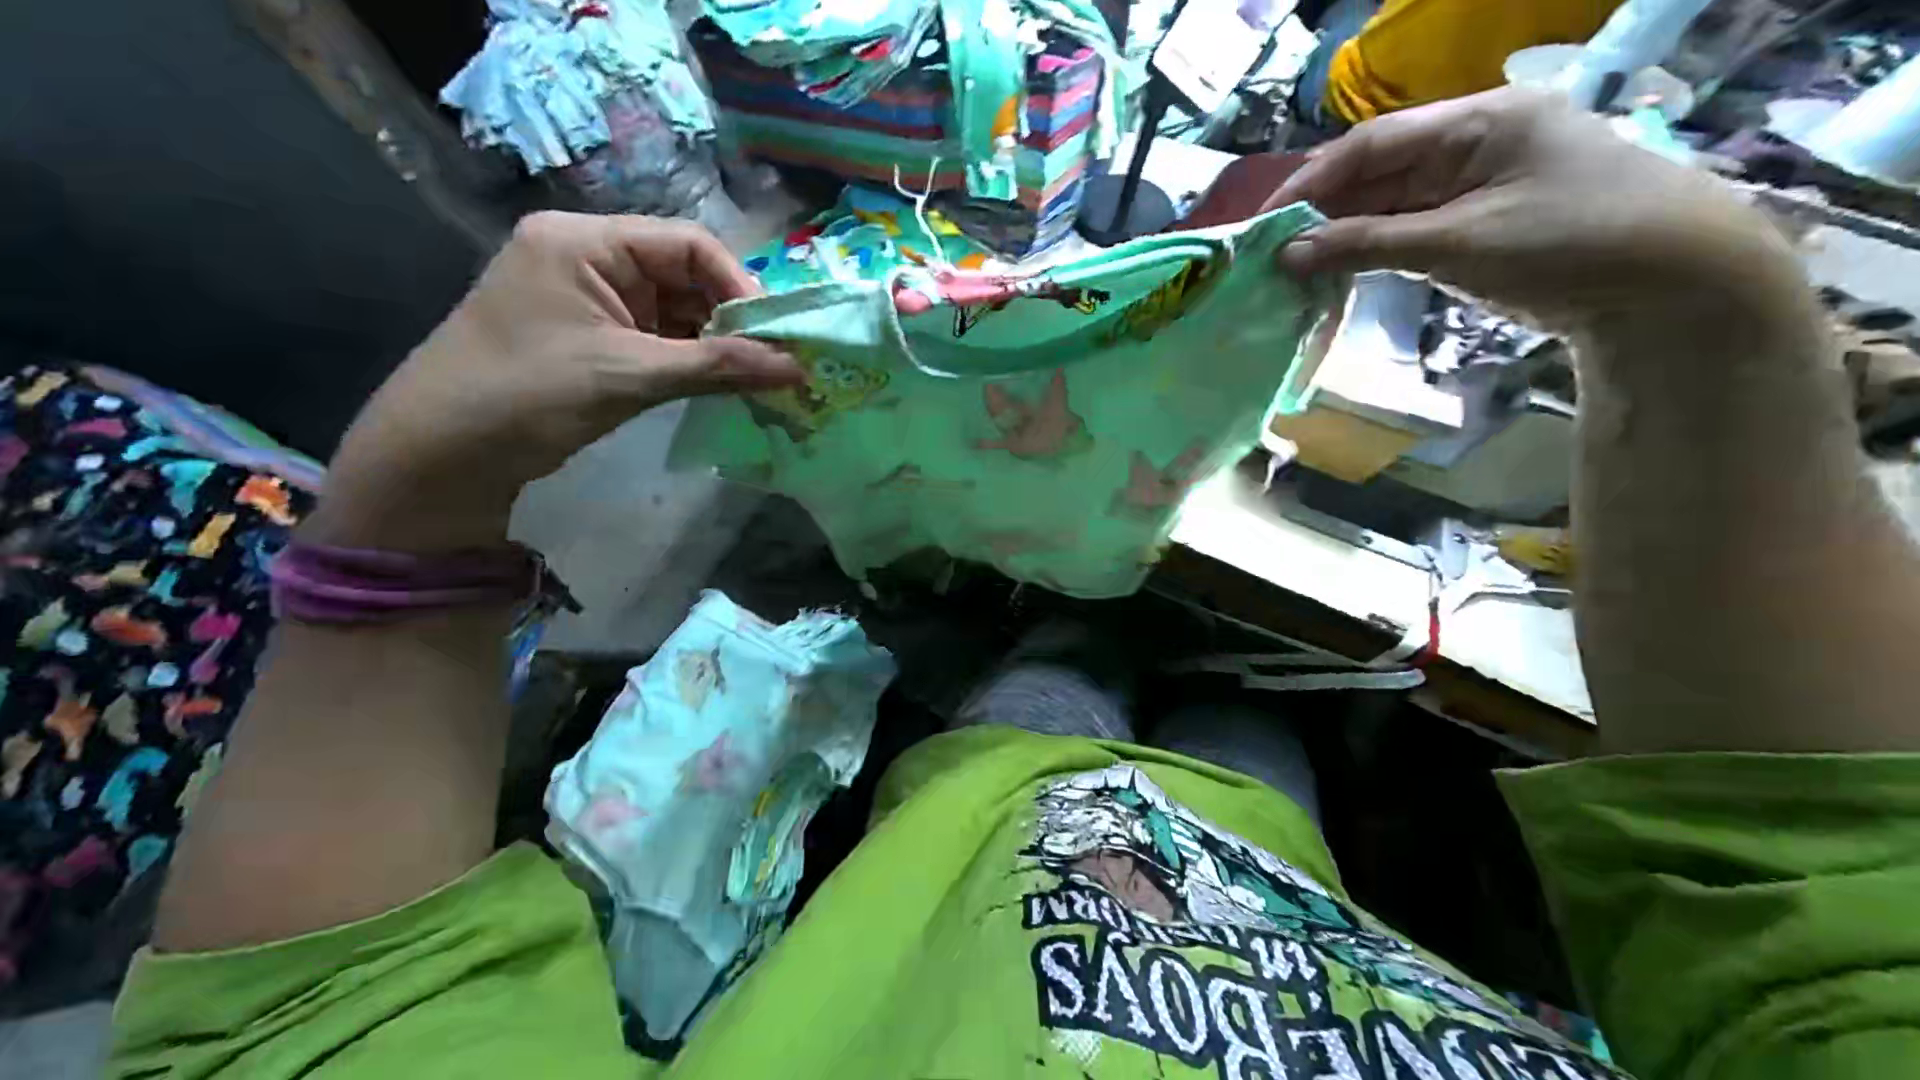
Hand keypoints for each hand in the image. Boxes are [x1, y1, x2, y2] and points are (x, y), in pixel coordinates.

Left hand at [307, 212, 802, 550]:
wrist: (443, 452)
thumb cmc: (530, 395)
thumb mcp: (631, 376)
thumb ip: (719, 367)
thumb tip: (797, 368)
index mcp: (585, 241)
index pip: (687, 244)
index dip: (739, 286)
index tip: (777, 335)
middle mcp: (589, 257)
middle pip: (684, 274)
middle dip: (731, 318)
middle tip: (774, 360)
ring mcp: (591, 298)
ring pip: (675, 309)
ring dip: (715, 342)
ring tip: (755, 376)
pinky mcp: (593, 336)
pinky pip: (657, 337)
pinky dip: (691, 359)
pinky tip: (721, 383)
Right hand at [1266, 88, 1804, 332]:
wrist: (1670, 284)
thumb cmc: (1569, 242)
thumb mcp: (1459, 242)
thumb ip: (1368, 244)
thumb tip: (1287, 255)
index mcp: (1478, 121)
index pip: (1371, 144)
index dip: (1309, 183)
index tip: (1262, 225)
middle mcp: (1471, 143)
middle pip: (1374, 173)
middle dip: (1319, 213)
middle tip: (1267, 255)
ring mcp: (1473, 185)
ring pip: (1384, 205)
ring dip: (1338, 236)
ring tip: (1289, 269)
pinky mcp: (1474, 224)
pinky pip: (1404, 231)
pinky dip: (1366, 252)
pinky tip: (1333, 272)